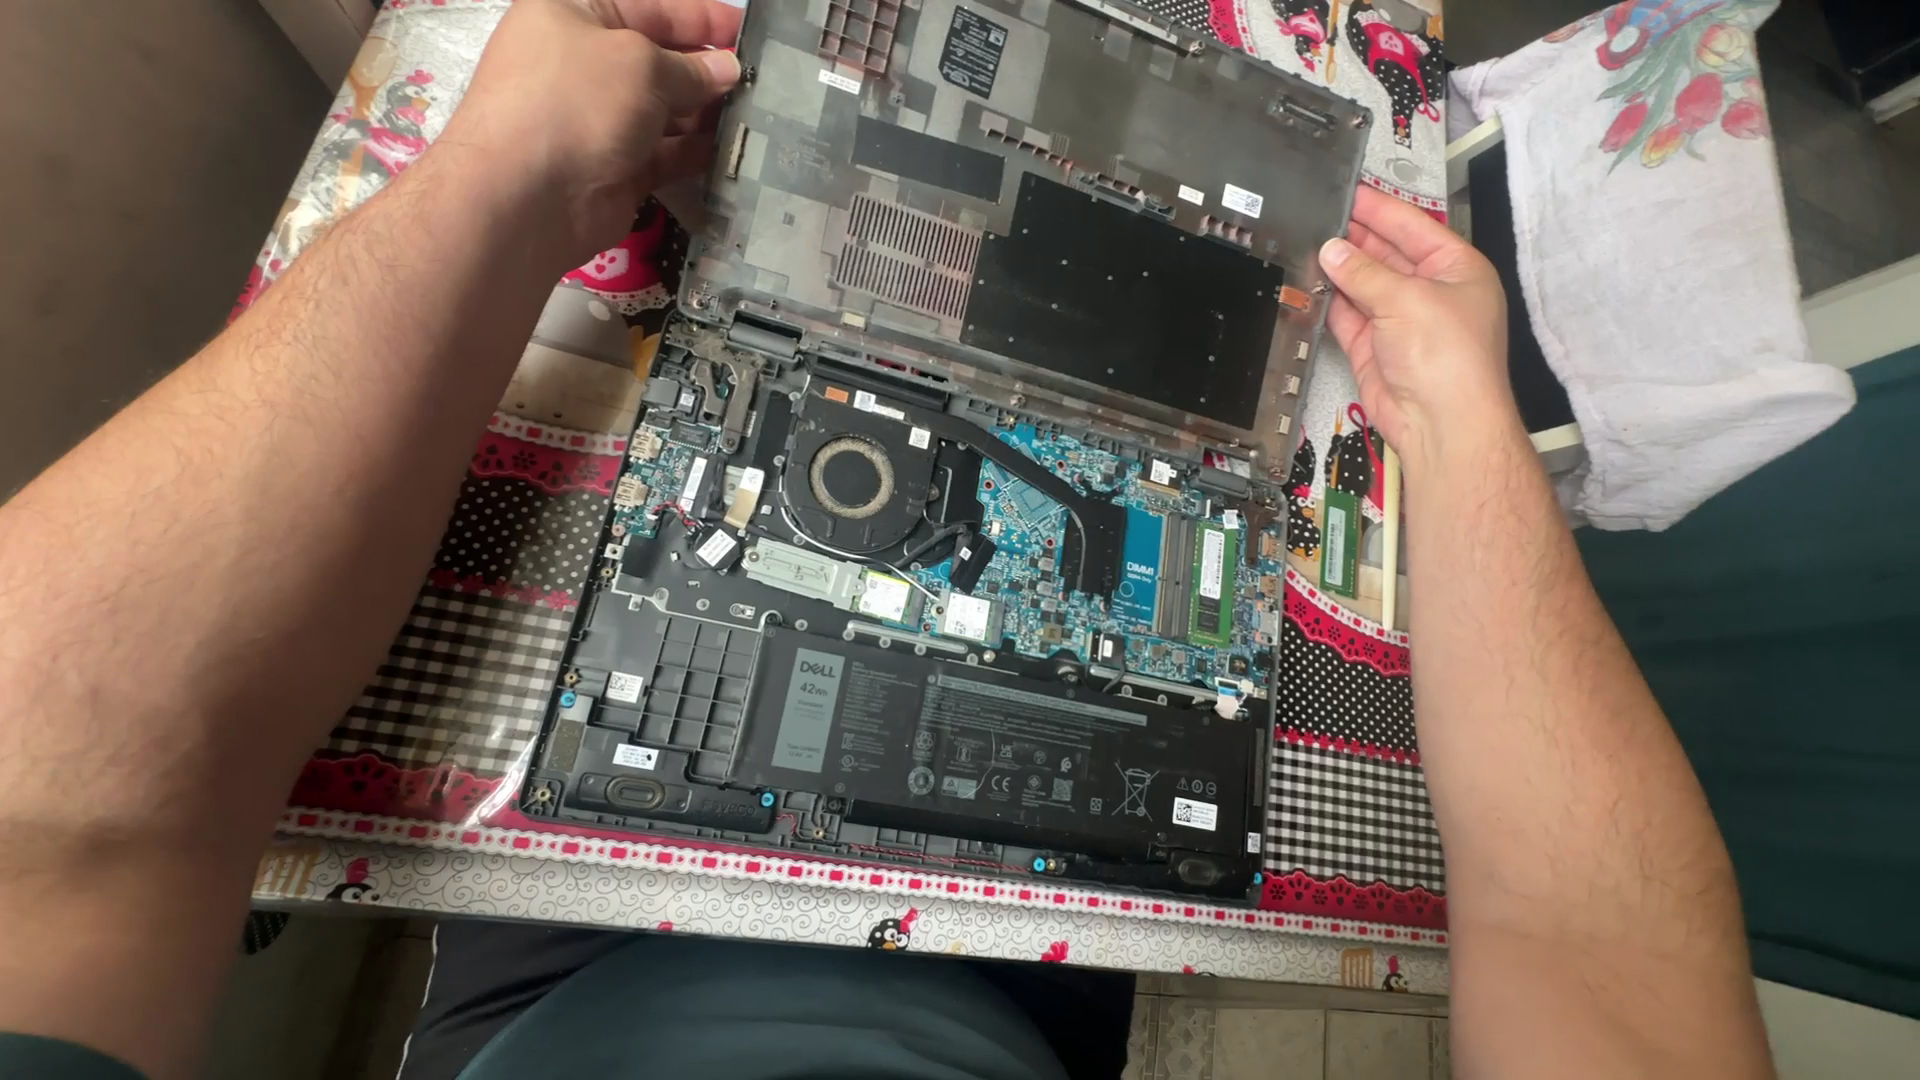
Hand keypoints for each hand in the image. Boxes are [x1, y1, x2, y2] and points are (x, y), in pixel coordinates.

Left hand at [436, 0, 743, 268]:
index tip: (748, 33)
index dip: (703, 19)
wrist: (531, 194)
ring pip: (670, 112)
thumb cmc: (577, 102)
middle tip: (764, 86)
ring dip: (711, 115)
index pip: (654, 7)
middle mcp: (590, 63)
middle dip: (711, 72)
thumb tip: (729, 71)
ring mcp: (605, 120)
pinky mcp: (621, 168)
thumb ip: (691, 68)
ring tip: (758, 120)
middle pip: (664, 62)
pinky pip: (669, 154)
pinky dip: (699, 153)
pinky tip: (734, 152)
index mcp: (579, 13)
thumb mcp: (640, 64)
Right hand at [1320, 187, 1516, 473]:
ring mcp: (1399, 321)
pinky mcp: (1372, 347)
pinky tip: (1309, 285)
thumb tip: (1331, 251)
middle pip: (1387, 256)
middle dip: (1356, 239)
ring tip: (1306, 247)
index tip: (1350, 192)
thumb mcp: (1407, 299)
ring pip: (1363, 287)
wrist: (1438, 418)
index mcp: (1455, 269)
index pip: (1414, 228)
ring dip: (1338, 271)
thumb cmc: (1445, 352)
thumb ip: (1365, 273)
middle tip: (1319, 218)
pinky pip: (1347, 317)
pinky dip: (1329, 303)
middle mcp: (1429, 292)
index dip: (1382, 210)